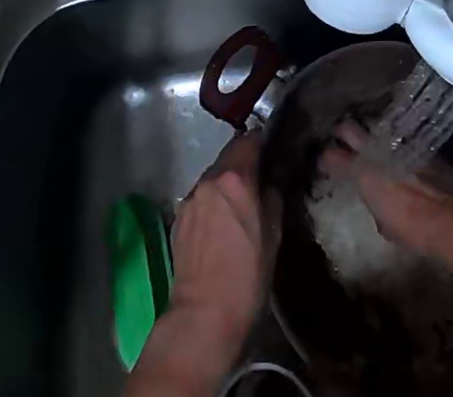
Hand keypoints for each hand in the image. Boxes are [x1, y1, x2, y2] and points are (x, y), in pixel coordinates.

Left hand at [168, 130, 267, 336]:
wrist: (204, 309)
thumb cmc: (246, 274)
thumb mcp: (273, 237)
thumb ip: (271, 199)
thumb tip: (270, 181)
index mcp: (233, 180)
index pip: (246, 143)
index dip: (259, 142)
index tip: (270, 147)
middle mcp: (207, 181)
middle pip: (227, 159)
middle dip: (242, 164)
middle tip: (259, 178)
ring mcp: (189, 197)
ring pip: (212, 179)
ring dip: (226, 184)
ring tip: (241, 204)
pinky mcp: (179, 215)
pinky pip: (200, 198)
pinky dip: (212, 201)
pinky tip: (221, 223)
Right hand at [319, 123, 452, 259]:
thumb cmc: (414, 228)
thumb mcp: (387, 225)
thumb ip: (376, 207)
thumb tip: (379, 206)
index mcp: (361, 171)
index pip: (330, 157)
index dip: (324, 160)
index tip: (323, 165)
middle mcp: (376, 151)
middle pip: (348, 128)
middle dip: (341, 132)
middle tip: (340, 138)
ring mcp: (402, 147)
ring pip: (378, 132)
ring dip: (373, 140)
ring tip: (374, 148)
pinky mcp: (425, 150)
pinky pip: (405, 144)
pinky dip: (401, 151)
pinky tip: (405, 161)